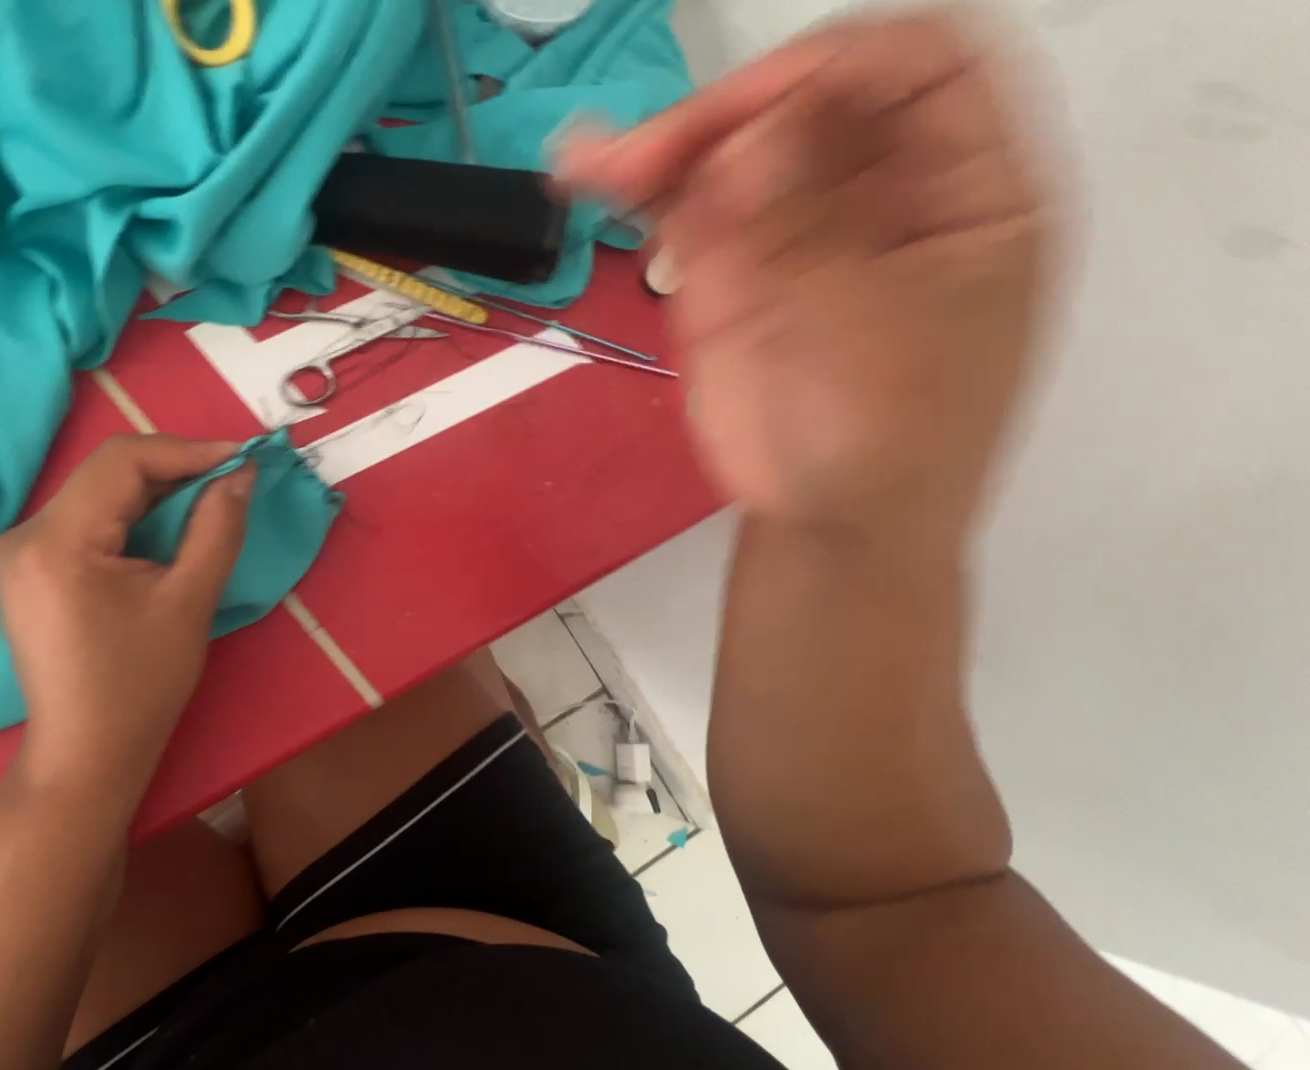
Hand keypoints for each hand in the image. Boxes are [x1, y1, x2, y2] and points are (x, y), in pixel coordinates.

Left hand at [0, 435, 254, 815]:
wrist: (87, 755)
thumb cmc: (140, 686)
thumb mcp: (188, 602)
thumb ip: (217, 528)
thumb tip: (241, 473)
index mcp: (56, 541)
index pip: (122, 462)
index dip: (186, 451)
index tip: (241, 459)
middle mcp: (24, 535)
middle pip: (106, 473)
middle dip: (173, 470)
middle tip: (230, 481)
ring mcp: (18, 553)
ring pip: (96, 493)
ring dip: (154, 492)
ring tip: (207, 501)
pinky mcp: (27, 569)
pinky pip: (84, 520)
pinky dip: (130, 516)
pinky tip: (165, 529)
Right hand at [554, 10, 1055, 544]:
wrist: (829, 521)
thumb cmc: (889, 438)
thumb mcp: (868, 328)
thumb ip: (810, 226)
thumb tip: (754, 131)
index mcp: (964, 188)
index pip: (917, 69)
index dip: (835, 68)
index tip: (751, 116)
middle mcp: (879, 189)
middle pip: (805, 99)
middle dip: (727, 114)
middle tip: (652, 158)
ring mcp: (794, 225)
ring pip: (730, 147)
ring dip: (663, 144)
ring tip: (592, 165)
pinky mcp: (729, 266)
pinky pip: (682, 205)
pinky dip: (635, 187)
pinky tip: (584, 171)